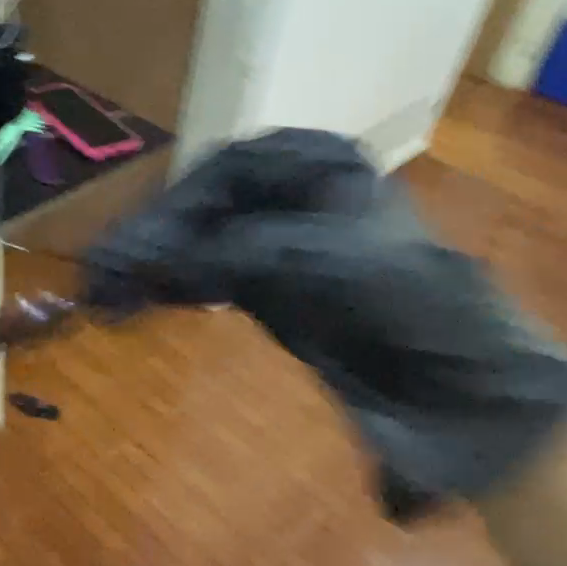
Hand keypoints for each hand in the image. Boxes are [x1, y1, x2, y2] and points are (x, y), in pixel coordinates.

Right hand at [82, 129, 566, 517]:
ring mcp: (290, 252)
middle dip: (153, 242)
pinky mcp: (283, 302)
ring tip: (106, 300)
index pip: (225, 171)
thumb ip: (236, 254)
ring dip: (155, 269)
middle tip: (98, 282)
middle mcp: (302, 200)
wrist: (468, 399)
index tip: (124, 250)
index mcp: (324, 167)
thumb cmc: (418, 314)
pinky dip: (176, 291)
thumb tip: (143, 260)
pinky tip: (143, 305)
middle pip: (205, 208)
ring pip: (204, 247)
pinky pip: (215, 284)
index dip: (169, 207)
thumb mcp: (328, 265)